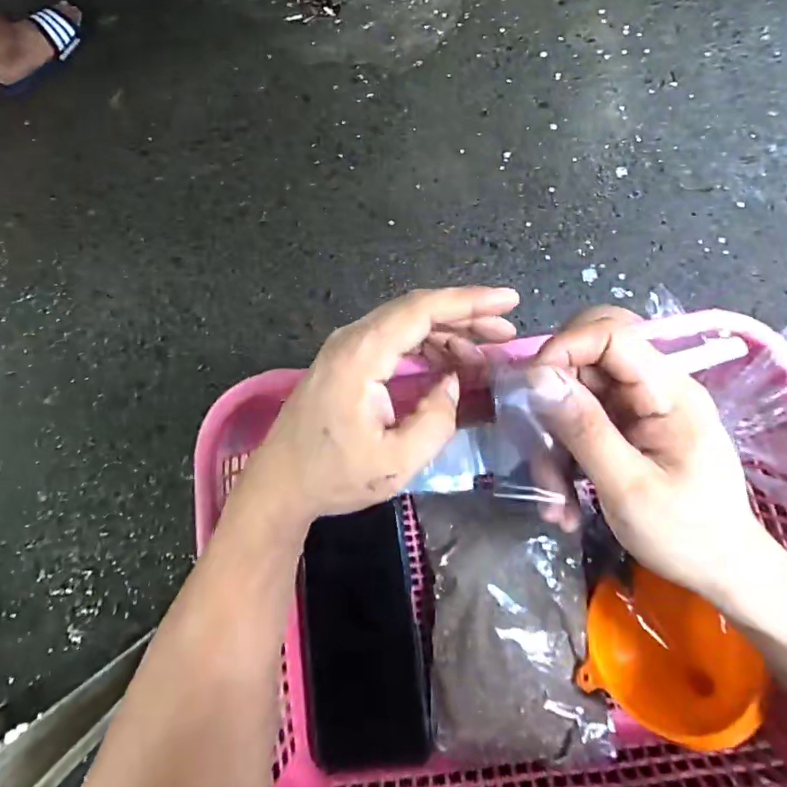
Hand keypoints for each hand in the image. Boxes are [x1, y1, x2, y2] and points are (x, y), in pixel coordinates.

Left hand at [242, 287, 520, 524]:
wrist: (278, 485)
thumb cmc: (333, 476)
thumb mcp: (396, 462)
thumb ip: (435, 420)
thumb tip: (452, 384)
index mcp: (362, 355)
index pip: (422, 310)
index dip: (469, 302)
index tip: (508, 301)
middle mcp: (353, 338)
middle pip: (417, 309)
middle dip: (467, 316)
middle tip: (506, 333)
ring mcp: (347, 346)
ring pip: (407, 322)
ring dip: (449, 331)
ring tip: (485, 353)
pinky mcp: (347, 358)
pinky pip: (395, 338)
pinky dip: (427, 344)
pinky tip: (450, 363)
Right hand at [527, 307, 786, 605]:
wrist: (724, 572)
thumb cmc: (687, 535)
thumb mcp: (630, 488)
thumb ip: (585, 429)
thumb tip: (539, 378)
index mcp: (669, 391)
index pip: (611, 334)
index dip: (565, 348)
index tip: (532, 388)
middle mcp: (654, 388)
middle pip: (588, 358)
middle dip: (554, 397)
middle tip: (537, 438)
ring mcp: (640, 408)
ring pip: (578, 394)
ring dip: (555, 440)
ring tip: (556, 498)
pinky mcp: (628, 429)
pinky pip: (583, 422)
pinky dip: (565, 456)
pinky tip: (566, 503)